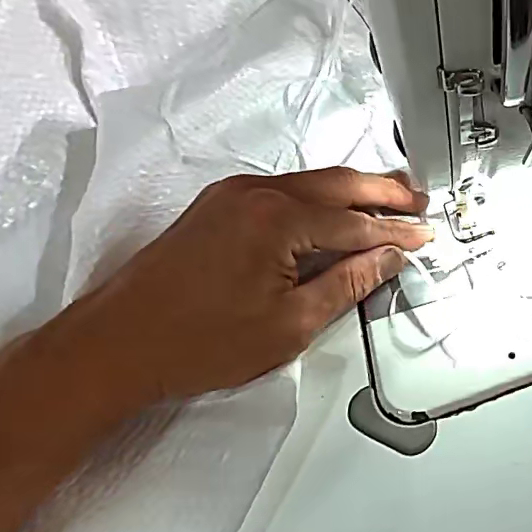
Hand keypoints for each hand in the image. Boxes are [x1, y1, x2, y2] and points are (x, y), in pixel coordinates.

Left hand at [49, 168, 432, 407]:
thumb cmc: (192, 343)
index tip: (423, 237)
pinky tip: (340, 208)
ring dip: (357, 189)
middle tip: (419, 201)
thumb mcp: (290, 324)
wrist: (108, 350)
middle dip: (386, 191)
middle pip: (341, 184)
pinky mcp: (219, 204)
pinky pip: (288, 188)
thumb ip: (348, 284)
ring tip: (392, 198)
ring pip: (315, 181)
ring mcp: (233, 194)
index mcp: (275, 219)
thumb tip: (387, 260)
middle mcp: (254, 194)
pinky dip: (323, 196)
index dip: (396, 232)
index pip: (357, 223)